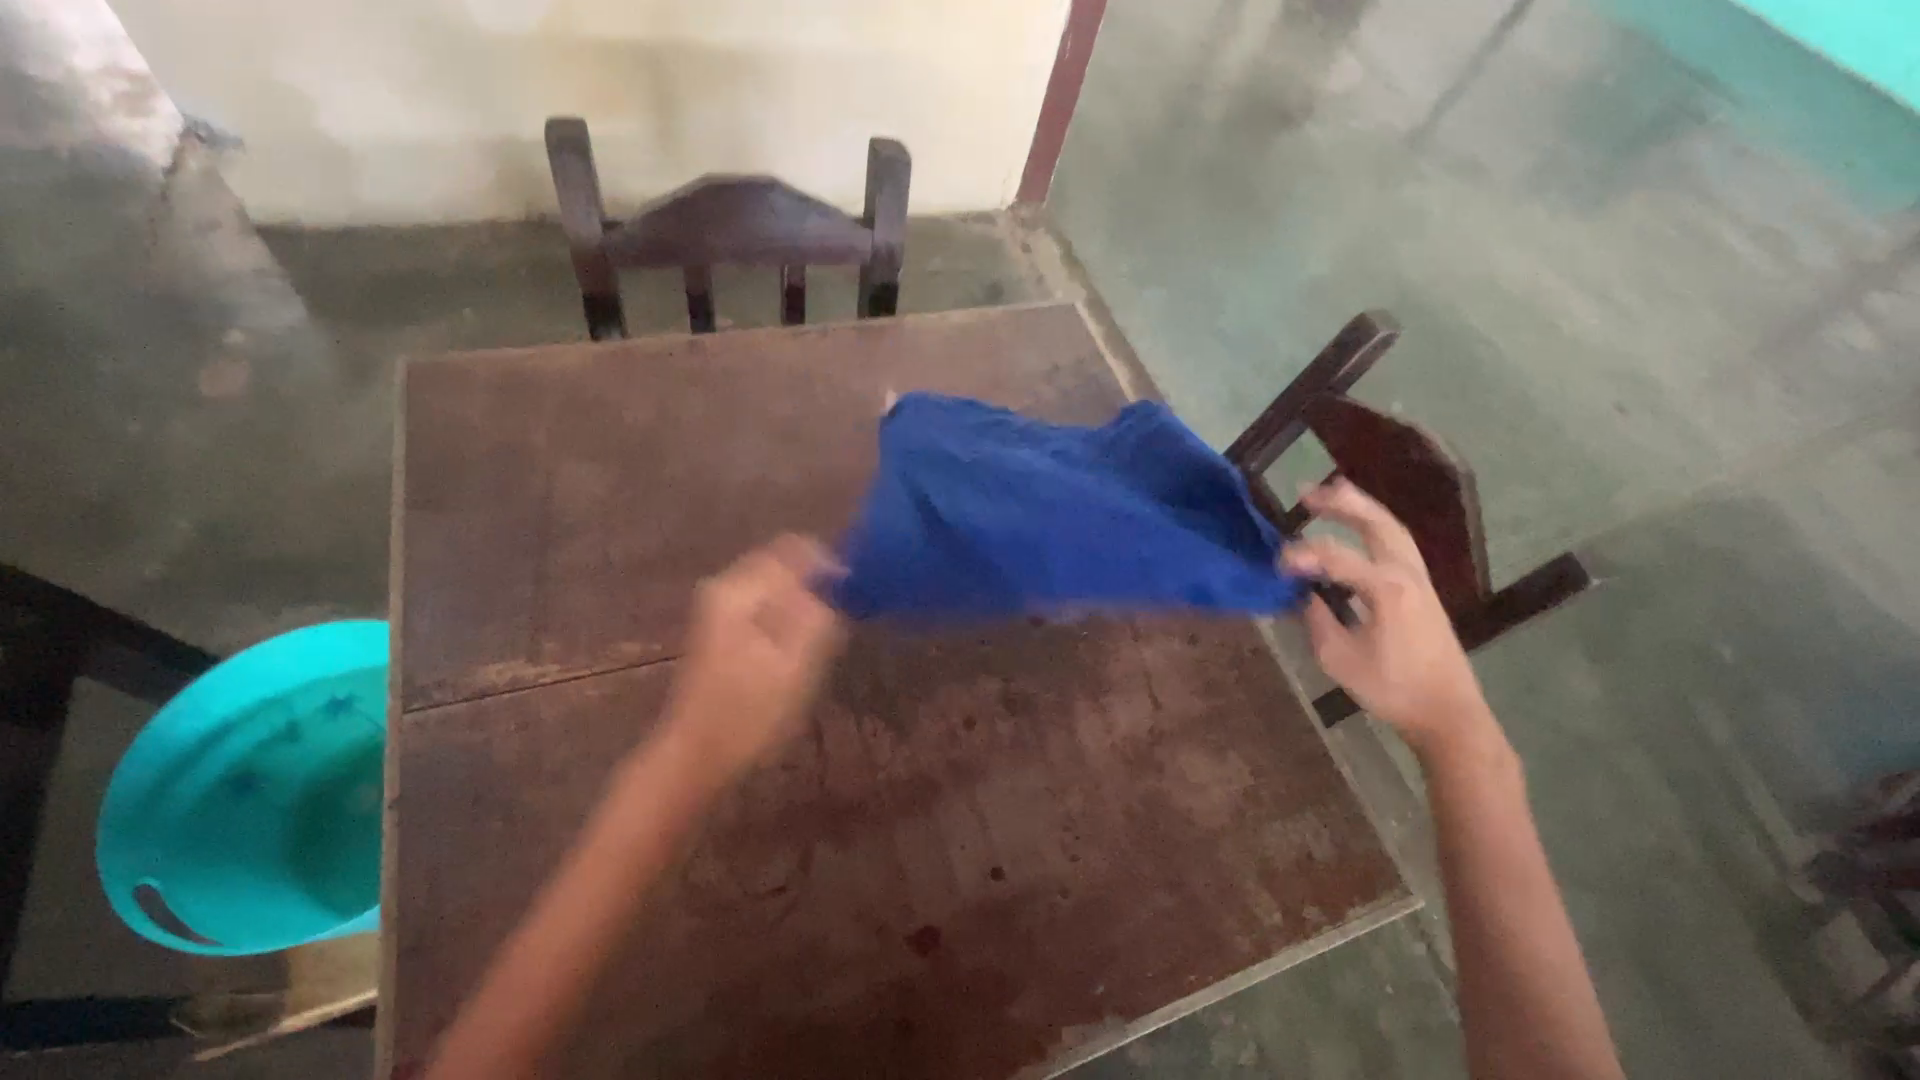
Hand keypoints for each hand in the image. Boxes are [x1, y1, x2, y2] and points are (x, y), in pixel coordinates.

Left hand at [664, 535, 846, 781]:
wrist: (695, 759)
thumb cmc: (749, 714)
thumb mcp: (797, 664)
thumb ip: (818, 613)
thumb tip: (837, 577)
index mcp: (739, 589)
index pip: (796, 547)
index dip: (830, 563)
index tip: (855, 593)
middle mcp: (724, 588)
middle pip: (783, 564)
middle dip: (816, 583)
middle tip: (841, 619)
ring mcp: (718, 610)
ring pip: (775, 586)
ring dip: (803, 602)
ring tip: (824, 637)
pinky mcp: (720, 632)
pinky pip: (765, 605)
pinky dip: (787, 617)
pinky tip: (799, 650)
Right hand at [1282, 480, 1494, 755]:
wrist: (1447, 712)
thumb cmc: (1391, 688)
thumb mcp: (1339, 658)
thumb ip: (1317, 619)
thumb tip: (1302, 594)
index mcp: (1386, 589)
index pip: (1335, 557)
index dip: (1301, 555)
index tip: (1275, 564)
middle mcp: (1406, 574)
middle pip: (1376, 524)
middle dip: (1341, 504)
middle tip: (1306, 493)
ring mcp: (1420, 580)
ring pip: (1392, 529)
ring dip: (1362, 509)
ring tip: (1335, 493)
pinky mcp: (1423, 591)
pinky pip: (1399, 544)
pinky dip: (1376, 526)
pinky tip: (1360, 528)